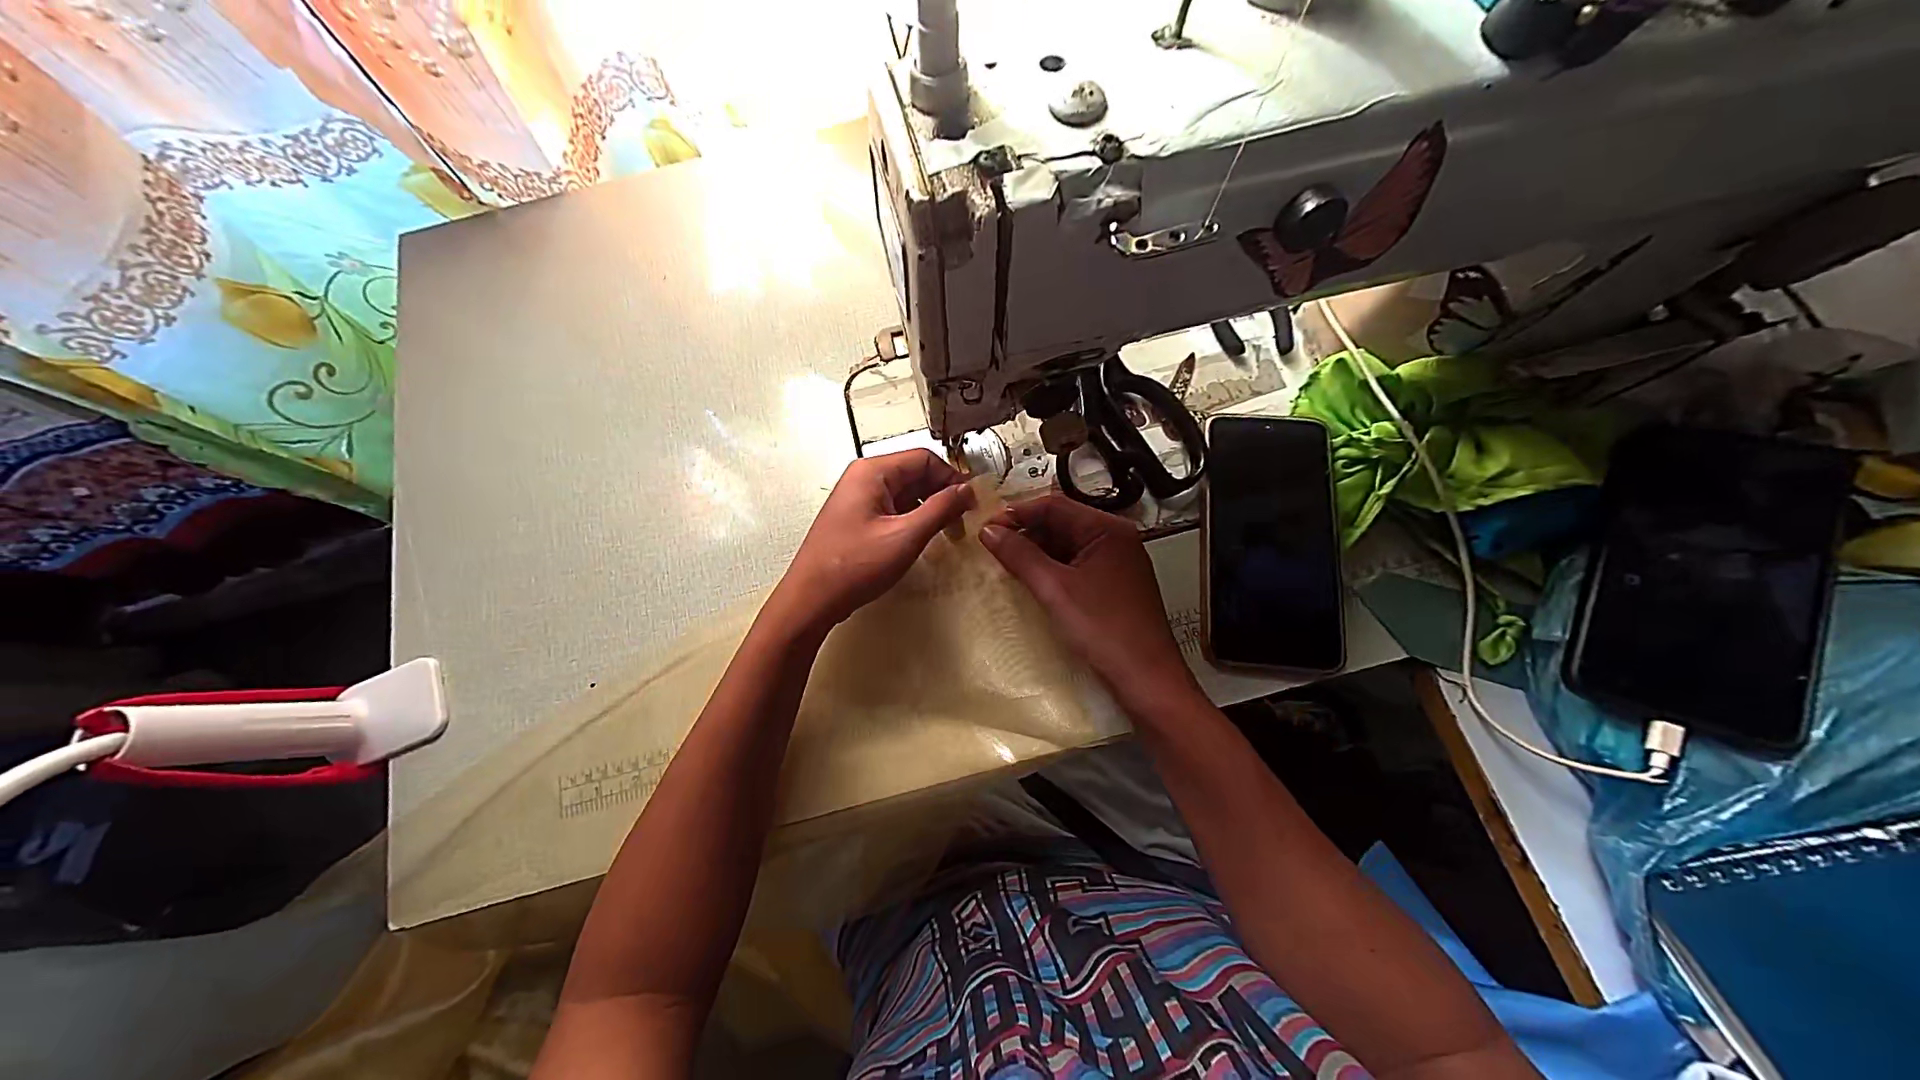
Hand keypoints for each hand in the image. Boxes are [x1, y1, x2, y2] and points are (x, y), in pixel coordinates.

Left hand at [767, 449, 973, 637]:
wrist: (812, 598)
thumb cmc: (847, 567)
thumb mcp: (906, 535)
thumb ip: (941, 508)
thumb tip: (963, 492)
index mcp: (871, 472)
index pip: (925, 458)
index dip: (952, 477)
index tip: (969, 498)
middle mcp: (863, 479)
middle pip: (916, 473)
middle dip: (942, 493)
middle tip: (962, 515)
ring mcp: (859, 499)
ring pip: (906, 492)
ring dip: (930, 508)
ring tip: (946, 529)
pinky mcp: (859, 519)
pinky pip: (894, 508)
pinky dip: (914, 519)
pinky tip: (923, 537)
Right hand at [980, 495, 1200, 710]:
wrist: (1146, 679)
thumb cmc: (1109, 632)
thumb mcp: (1055, 589)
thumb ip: (1020, 555)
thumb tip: (991, 532)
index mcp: (1109, 530)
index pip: (1054, 505)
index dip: (1017, 513)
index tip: (987, 528)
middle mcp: (1115, 540)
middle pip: (1061, 522)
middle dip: (1025, 533)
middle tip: (992, 547)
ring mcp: (1115, 563)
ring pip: (1066, 545)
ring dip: (1035, 552)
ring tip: (1006, 565)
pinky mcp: (1111, 585)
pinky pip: (1074, 565)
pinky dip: (1050, 570)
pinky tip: (1030, 582)